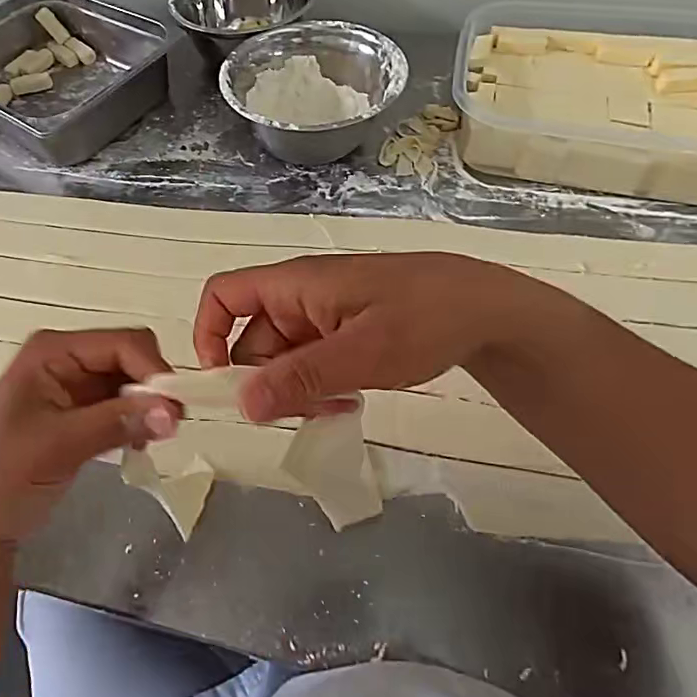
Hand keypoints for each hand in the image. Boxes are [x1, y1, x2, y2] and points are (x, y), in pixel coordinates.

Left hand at [0, 329, 182, 548]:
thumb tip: (173, 411)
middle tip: (167, 428)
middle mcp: (66, 360)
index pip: (122, 343)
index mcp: (53, 351)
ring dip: (146, 408)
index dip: (152, 369)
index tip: (174, 409)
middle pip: (129, 358)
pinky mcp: (78, 416)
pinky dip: (135, 423)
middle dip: (152, 388)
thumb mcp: (58, 445)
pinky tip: (136, 447)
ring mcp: (72, 389)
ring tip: (149, 441)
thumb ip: (117, 422)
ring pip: (129, 385)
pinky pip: (121, 408)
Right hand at [194, 252, 575, 421]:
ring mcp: (323, 316)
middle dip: (266, 380)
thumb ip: (300, 377)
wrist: (488, 309)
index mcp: (295, 286)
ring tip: (336, 407)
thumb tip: (243, 405)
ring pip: (283, 358)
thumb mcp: (362, 353)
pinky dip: (318, 386)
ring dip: (296, 389)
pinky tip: (348, 401)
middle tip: (302, 410)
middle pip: (253, 339)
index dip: (208, 333)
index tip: (221, 381)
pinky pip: (311, 362)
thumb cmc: (424, 317)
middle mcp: (300, 298)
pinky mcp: (343, 332)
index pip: (224, 295)